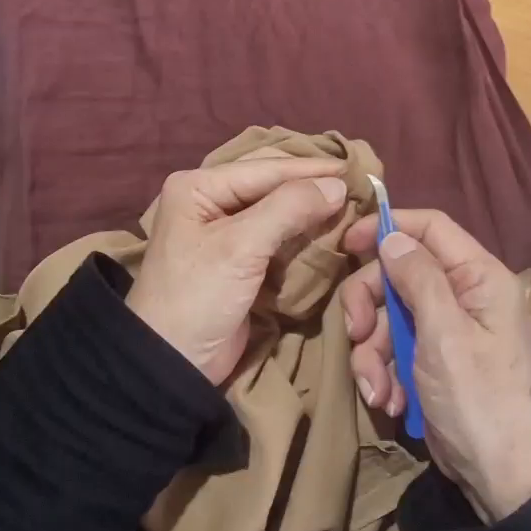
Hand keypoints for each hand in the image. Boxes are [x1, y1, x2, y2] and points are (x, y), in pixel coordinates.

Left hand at [126, 154, 348, 384]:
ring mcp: (222, 231)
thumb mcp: (241, 247)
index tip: (355, 169)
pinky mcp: (237, 260)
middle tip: (357, 184)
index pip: (264, 169)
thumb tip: (337, 185)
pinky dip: (301, 233)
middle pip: (270, 185)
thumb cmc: (199, 295)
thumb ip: (289, 209)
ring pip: (276, 210)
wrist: (172, 362)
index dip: (311, 170)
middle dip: (311, 186)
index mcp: (198, 187)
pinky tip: (328, 230)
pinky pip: (275, 236)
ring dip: (309, 210)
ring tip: (351, 204)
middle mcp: (208, 200)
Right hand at [338, 210, 530, 523]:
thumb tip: (392, 236)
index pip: (431, 227)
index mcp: (480, 277)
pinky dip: (383, 371)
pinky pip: (394, 347)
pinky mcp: (431, 359)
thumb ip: (419, 279)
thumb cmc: (478, 400)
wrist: (500, 476)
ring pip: (389, 313)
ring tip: (376, 386)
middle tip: (356, 333)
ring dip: (372, 349)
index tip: (347, 243)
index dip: (387, 226)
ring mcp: (447, 329)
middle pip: (399, 272)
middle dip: (371, 304)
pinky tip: (388, 399)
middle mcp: (464, 295)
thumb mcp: (445, 335)